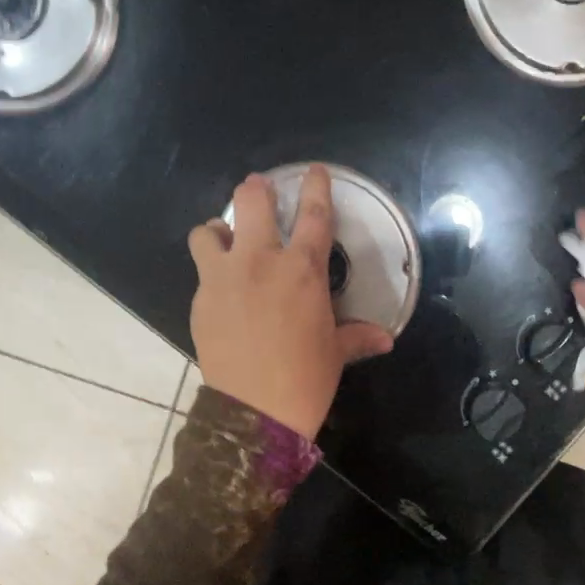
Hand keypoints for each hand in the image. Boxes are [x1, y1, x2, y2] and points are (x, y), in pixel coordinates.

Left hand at [188, 166, 392, 438]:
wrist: (255, 412)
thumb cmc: (307, 378)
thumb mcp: (335, 354)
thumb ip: (357, 337)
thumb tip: (385, 339)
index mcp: (303, 270)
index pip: (314, 215)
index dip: (316, 187)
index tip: (315, 172)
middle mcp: (260, 262)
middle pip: (252, 201)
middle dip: (258, 190)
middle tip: (262, 192)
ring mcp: (223, 278)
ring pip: (209, 230)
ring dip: (220, 229)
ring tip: (227, 240)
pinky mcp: (200, 299)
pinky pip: (202, 271)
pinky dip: (212, 271)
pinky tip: (223, 291)